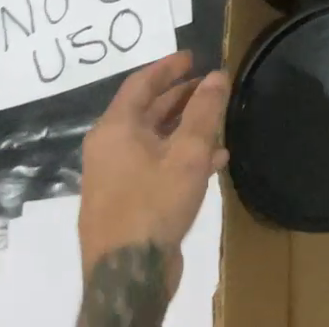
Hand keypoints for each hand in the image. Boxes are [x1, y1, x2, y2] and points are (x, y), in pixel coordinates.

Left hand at [78, 52, 229, 293]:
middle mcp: (109, 148)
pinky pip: (156, 162)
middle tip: (212, 84)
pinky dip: (182, 153)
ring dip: (186, 126)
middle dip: (181, 95)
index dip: (168, 67)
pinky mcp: (127, 199)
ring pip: (154, 138)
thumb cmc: (155, 201)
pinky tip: (214, 160)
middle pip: (147, 110)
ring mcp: (116, 176)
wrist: (128, 272)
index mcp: (115, 130)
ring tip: (219, 118)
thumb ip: (205, 110)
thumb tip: (217, 74)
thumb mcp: (189, 152)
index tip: (194, 55)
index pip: (140, 84)